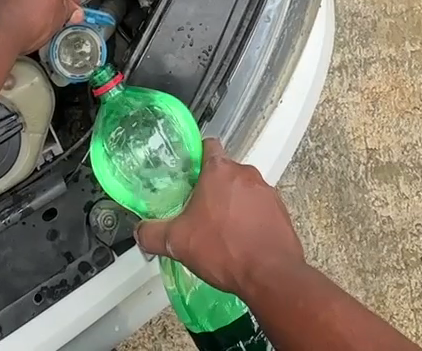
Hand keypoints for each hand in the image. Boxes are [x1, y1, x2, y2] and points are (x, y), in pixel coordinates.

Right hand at [134, 139, 305, 296]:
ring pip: (244, 189)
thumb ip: (153, 234)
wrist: (271, 276)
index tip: (189, 173)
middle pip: (225, 170)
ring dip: (235, 203)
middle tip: (201, 209)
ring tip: (223, 230)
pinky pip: (262, 208)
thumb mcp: (178, 243)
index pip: (208, 145)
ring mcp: (266, 191)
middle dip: (214, 187)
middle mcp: (244, 173)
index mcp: (218, 170)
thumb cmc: (225, 250)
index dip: (197, 155)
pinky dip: (253, 219)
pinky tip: (244, 241)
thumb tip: (140, 232)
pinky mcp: (281, 211)